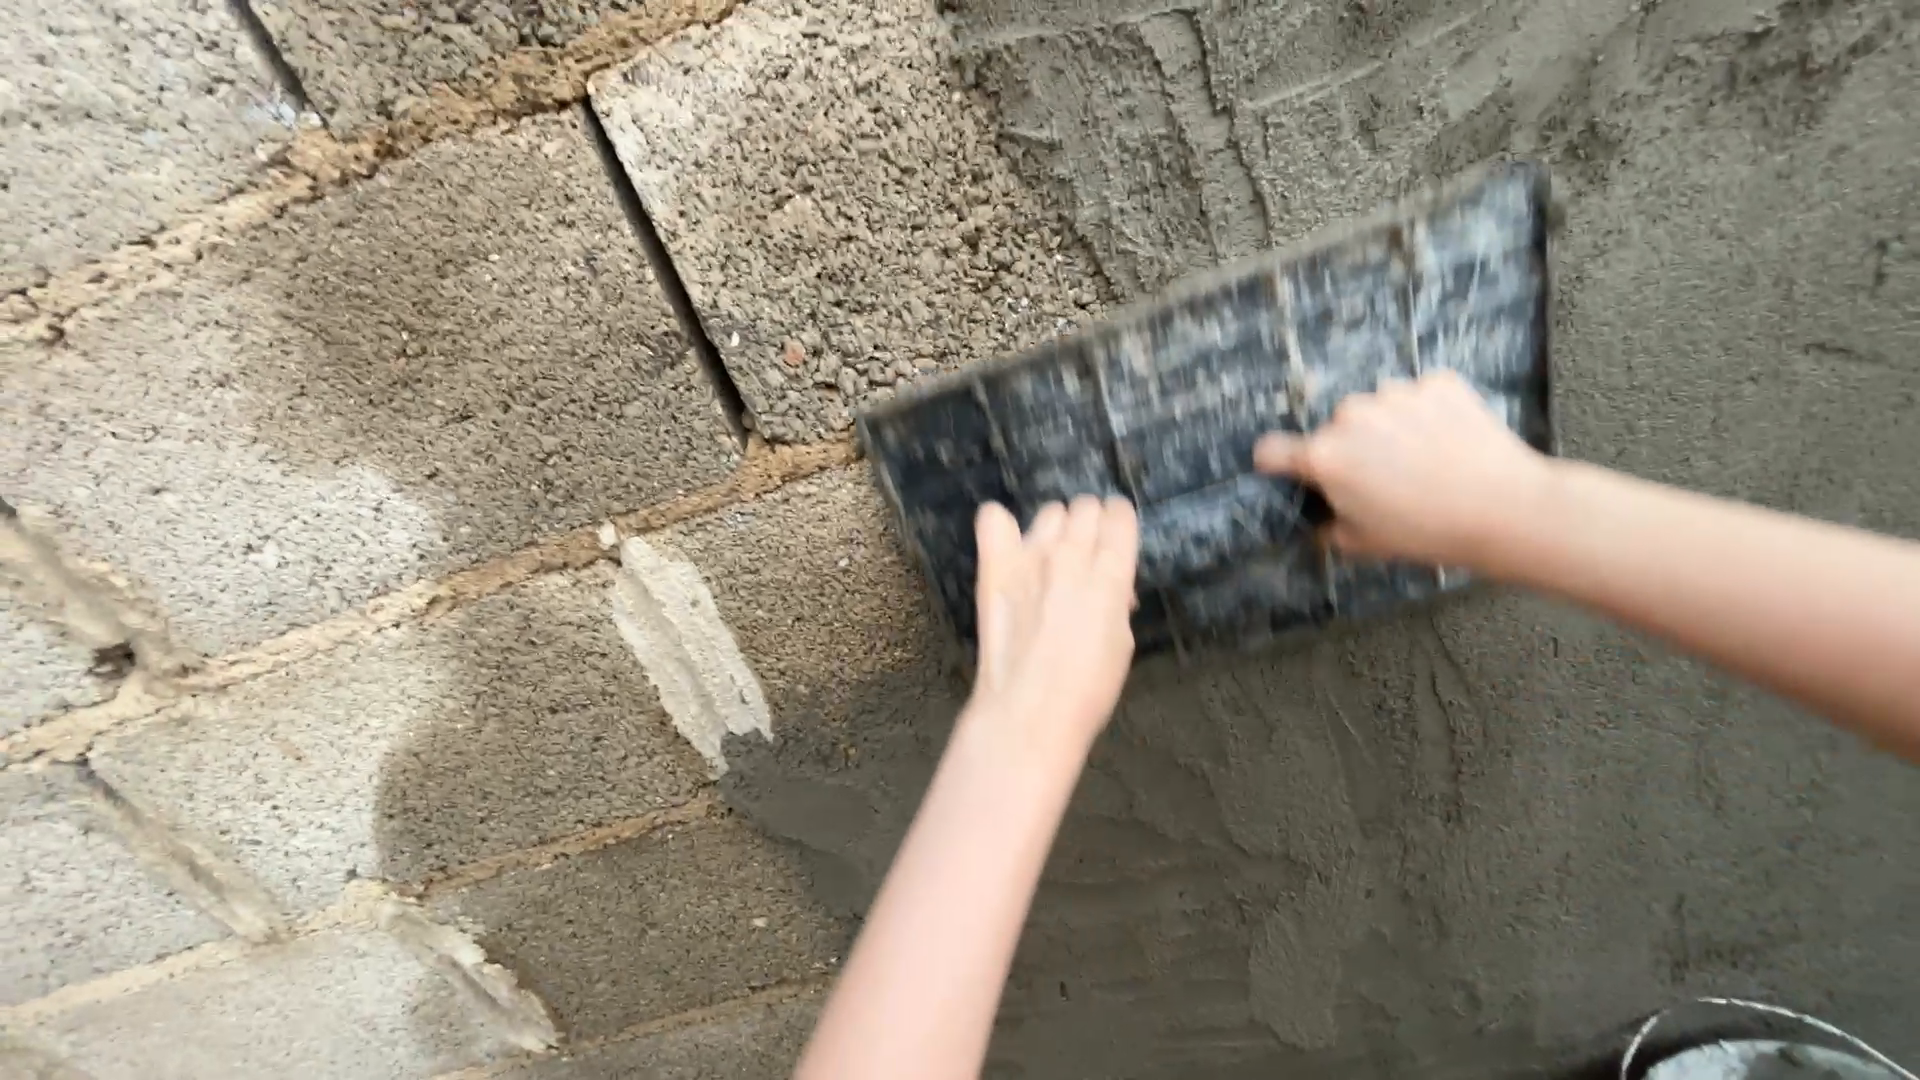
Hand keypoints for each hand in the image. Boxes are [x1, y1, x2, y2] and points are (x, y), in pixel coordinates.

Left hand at [966, 495, 1138, 754]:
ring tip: (1050, 556)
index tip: (1114, 539)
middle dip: (1090, 526)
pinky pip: (993, 518)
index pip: (1119, 515)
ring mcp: (1029, 557)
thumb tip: (1109, 587)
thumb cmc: (1086, 688)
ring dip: (1056, 528)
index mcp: (1111, 574)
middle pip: (1084, 508)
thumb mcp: (1121, 641)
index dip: (1118, 524)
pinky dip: (1002, 525)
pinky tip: (1009, 545)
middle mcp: (1071, 555)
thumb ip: (1115, 599)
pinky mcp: (994, 566)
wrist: (1030, 710)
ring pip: (1050, 512)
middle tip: (1084, 555)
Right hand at [1253, 370, 1550, 566]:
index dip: (1276, 464)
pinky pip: (1417, 395)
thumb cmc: (1426, 531)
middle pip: (1333, 428)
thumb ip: (1328, 523)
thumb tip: (1324, 516)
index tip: (1290, 470)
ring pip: (1376, 408)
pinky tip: (1445, 441)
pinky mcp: (1437, 383)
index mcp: (1324, 456)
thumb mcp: (1360, 541)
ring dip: (1386, 427)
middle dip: (1348, 447)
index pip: (1271, 450)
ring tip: (1419, 458)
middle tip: (1379, 476)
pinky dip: (1425, 413)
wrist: (1507, 509)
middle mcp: (1351, 417)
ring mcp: (1395, 394)